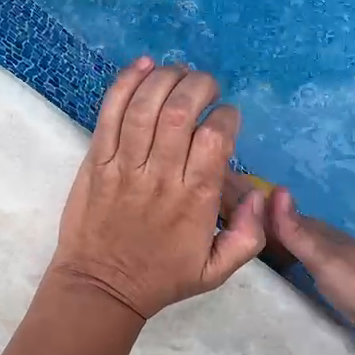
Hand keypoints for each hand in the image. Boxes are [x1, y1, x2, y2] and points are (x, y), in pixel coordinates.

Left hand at [50, 58, 267, 319]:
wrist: (100, 288)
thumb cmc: (161, 277)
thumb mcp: (217, 271)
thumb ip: (250, 236)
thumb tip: (258, 195)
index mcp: (195, 200)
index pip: (216, 138)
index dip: (226, 115)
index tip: (226, 116)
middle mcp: (161, 177)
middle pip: (179, 112)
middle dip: (198, 85)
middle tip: (206, 85)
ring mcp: (124, 167)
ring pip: (144, 107)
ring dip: (164, 77)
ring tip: (178, 71)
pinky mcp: (96, 161)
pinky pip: (109, 114)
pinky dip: (125, 84)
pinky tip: (142, 65)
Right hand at [222, 175, 354, 343]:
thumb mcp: (326, 259)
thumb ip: (298, 231)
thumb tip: (274, 190)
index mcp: (311, 229)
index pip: (266, 207)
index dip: (240, 196)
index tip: (206, 186)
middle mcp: (314, 237)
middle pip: (271, 220)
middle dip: (242, 211)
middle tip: (203, 206)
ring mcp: (321, 256)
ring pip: (279, 238)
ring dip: (254, 230)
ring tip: (222, 230)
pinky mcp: (326, 276)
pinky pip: (288, 256)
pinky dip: (270, 250)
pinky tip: (262, 259)